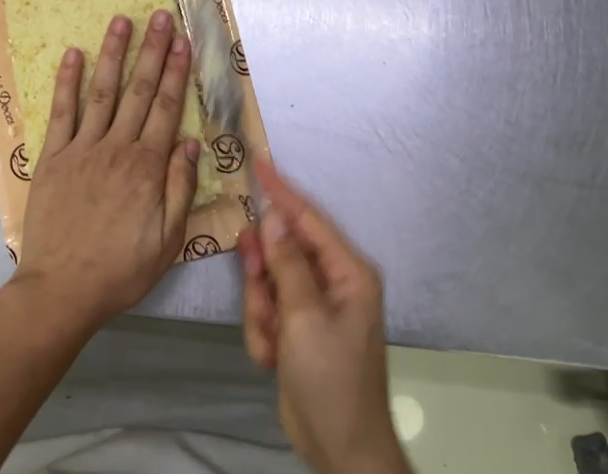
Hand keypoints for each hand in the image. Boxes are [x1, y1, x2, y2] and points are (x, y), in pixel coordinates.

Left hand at [11, 11, 200, 334]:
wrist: (62, 290)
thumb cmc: (121, 270)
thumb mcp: (168, 240)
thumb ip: (180, 188)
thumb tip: (190, 142)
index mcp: (147, 167)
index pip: (166, 108)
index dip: (176, 72)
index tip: (182, 41)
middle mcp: (116, 148)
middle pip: (138, 91)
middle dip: (151, 51)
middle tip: (159, 16)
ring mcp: (81, 150)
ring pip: (101, 93)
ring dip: (113, 54)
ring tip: (121, 21)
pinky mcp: (52, 159)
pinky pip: (61, 114)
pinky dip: (67, 83)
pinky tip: (72, 56)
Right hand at [240, 161, 410, 473]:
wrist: (339, 447)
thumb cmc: (331, 379)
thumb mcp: (304, 318)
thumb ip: (286, 264)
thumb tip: (273, 217)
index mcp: (348, 271)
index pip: (309, 219)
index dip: (282, 192)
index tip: (259, 162)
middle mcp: (333, 282)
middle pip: (281, 253)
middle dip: (264, 279)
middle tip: (262, 299)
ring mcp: (313, 307)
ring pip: (267, 285)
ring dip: (262, 314)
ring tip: (274, 344)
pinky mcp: (297, 329)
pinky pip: (266, 312)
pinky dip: (264, 335)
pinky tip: (275, 360)